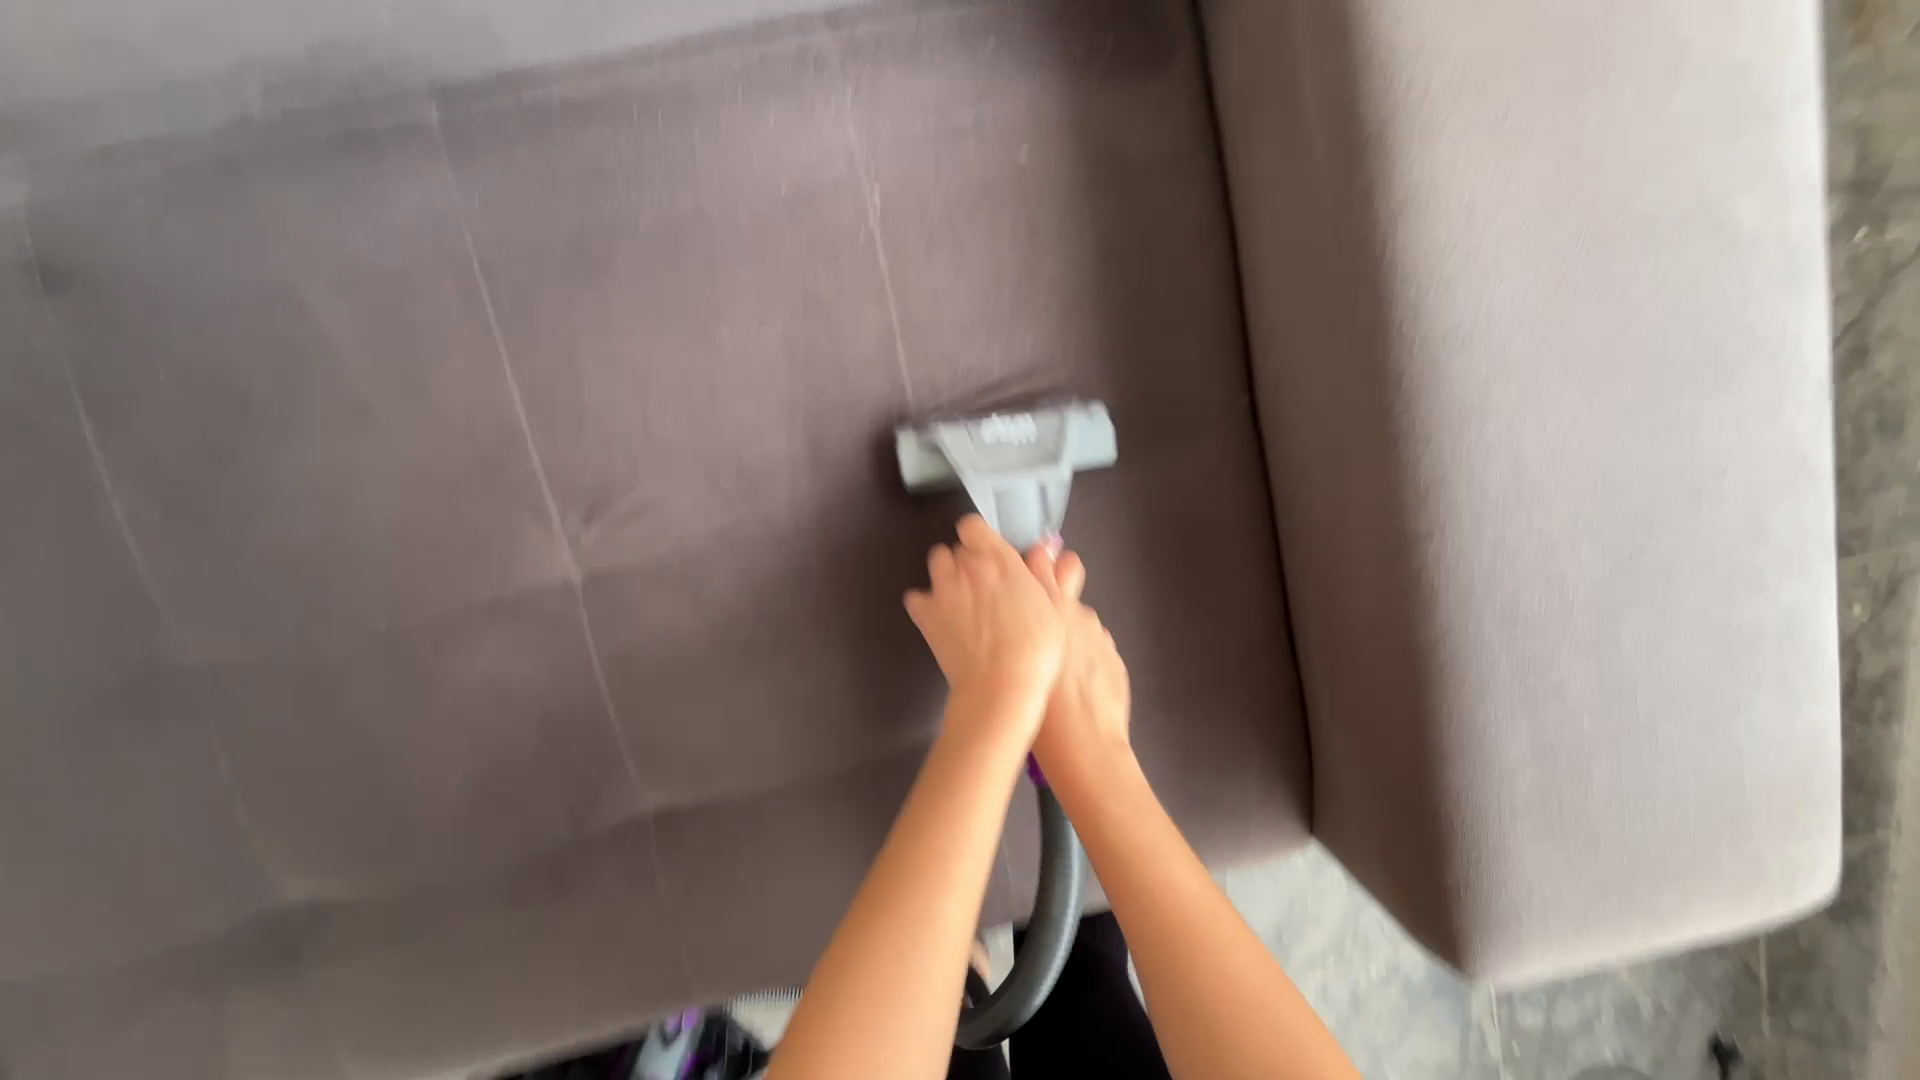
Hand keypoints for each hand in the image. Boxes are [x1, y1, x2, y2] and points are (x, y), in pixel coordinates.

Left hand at [905, 515, 1068, 736]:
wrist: (1000, 687)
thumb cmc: (1036, 649)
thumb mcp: (1054, 606)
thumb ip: (1044, 572)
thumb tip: (1043, 548)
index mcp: (999, 559)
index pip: (973, 526)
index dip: (980, 538)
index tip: (991, 555)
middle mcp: (966, 567)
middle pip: (958, 548)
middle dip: (969, 561)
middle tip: (986, 586)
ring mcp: (942, 590)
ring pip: (936, 563)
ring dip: (946, 574)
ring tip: (962, 598)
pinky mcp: (924, 615)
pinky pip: (917, 597)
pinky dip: (926, 604)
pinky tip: (941, 619)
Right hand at [1031, 550, 1133, 780]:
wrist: (1087, 745)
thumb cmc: (1038, 710)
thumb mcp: (1014, 663)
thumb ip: (1015, 629)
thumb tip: (1008, 616)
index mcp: (1043, 611)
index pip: (1037, 563)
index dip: (1033, 560)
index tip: (1026, 565)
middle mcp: (1073, 612)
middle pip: (1068, 569)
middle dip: (1059, 573)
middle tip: (1048, 590)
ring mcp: (1098, 633)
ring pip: (1081, 614)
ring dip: (1071, 624)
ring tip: (1058, 655)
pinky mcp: (1113, 655)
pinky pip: (1095, 643)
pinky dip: (1086, 652)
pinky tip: (1076, 677)